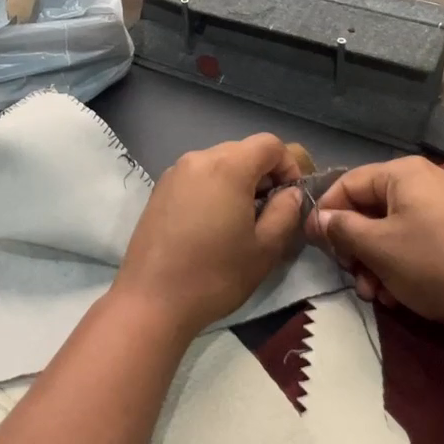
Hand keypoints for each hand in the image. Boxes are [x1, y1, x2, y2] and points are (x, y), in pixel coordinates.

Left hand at [110, 134, 306, 336]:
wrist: (152, 300)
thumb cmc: (215, 275)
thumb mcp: (265, 249)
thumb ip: (286, 212)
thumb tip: (290, 193)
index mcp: (227, 166)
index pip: (269, 144)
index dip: (288, 166)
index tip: (291, 198)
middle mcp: (199, 158)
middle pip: (243, 150)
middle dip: (263, 175)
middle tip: (269, 213)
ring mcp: (175, 171)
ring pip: (219, 162)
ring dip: (238, 182)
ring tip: (241, 221)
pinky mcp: (160, 188)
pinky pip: (198, 176)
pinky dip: (214, 188)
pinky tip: (212, 225)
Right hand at [305, 156, 443, 330]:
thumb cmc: (435, 265)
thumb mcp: (378, 248)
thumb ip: (343, 229)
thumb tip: (321, 218)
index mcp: (404, 172)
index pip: (350, 182)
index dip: (328, 212)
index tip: (314, 243)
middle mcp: (426, 181)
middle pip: (372, 207)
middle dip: (356, 245)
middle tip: (350, 275)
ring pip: (394, 229)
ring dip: (377, 261)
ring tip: (374, 294)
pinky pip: (418, 240)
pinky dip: (402, 263)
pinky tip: (398, 295)